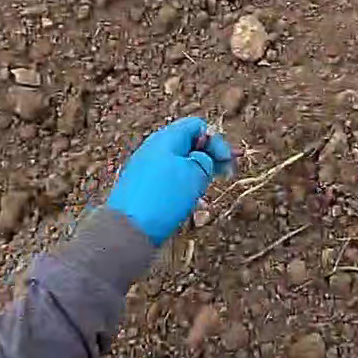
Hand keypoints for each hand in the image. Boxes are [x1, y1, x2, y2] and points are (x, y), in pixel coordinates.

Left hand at [104, 117, 232, 245]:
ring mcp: (146, 169)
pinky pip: (170, 181)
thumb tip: (206, 158)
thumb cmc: (164, 198)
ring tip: (205, 192)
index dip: (217, 141)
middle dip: (210, 158)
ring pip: (180, 164)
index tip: (228, 161)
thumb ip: (206, 160)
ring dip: (198, 175)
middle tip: (226, 174)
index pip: (197, 126)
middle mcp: (154, 149)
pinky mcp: (143, 188)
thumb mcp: (196, 173)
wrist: (128, 230)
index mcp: (166, 139)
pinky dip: (184, 188)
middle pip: (189, 145)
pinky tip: (190, 203)